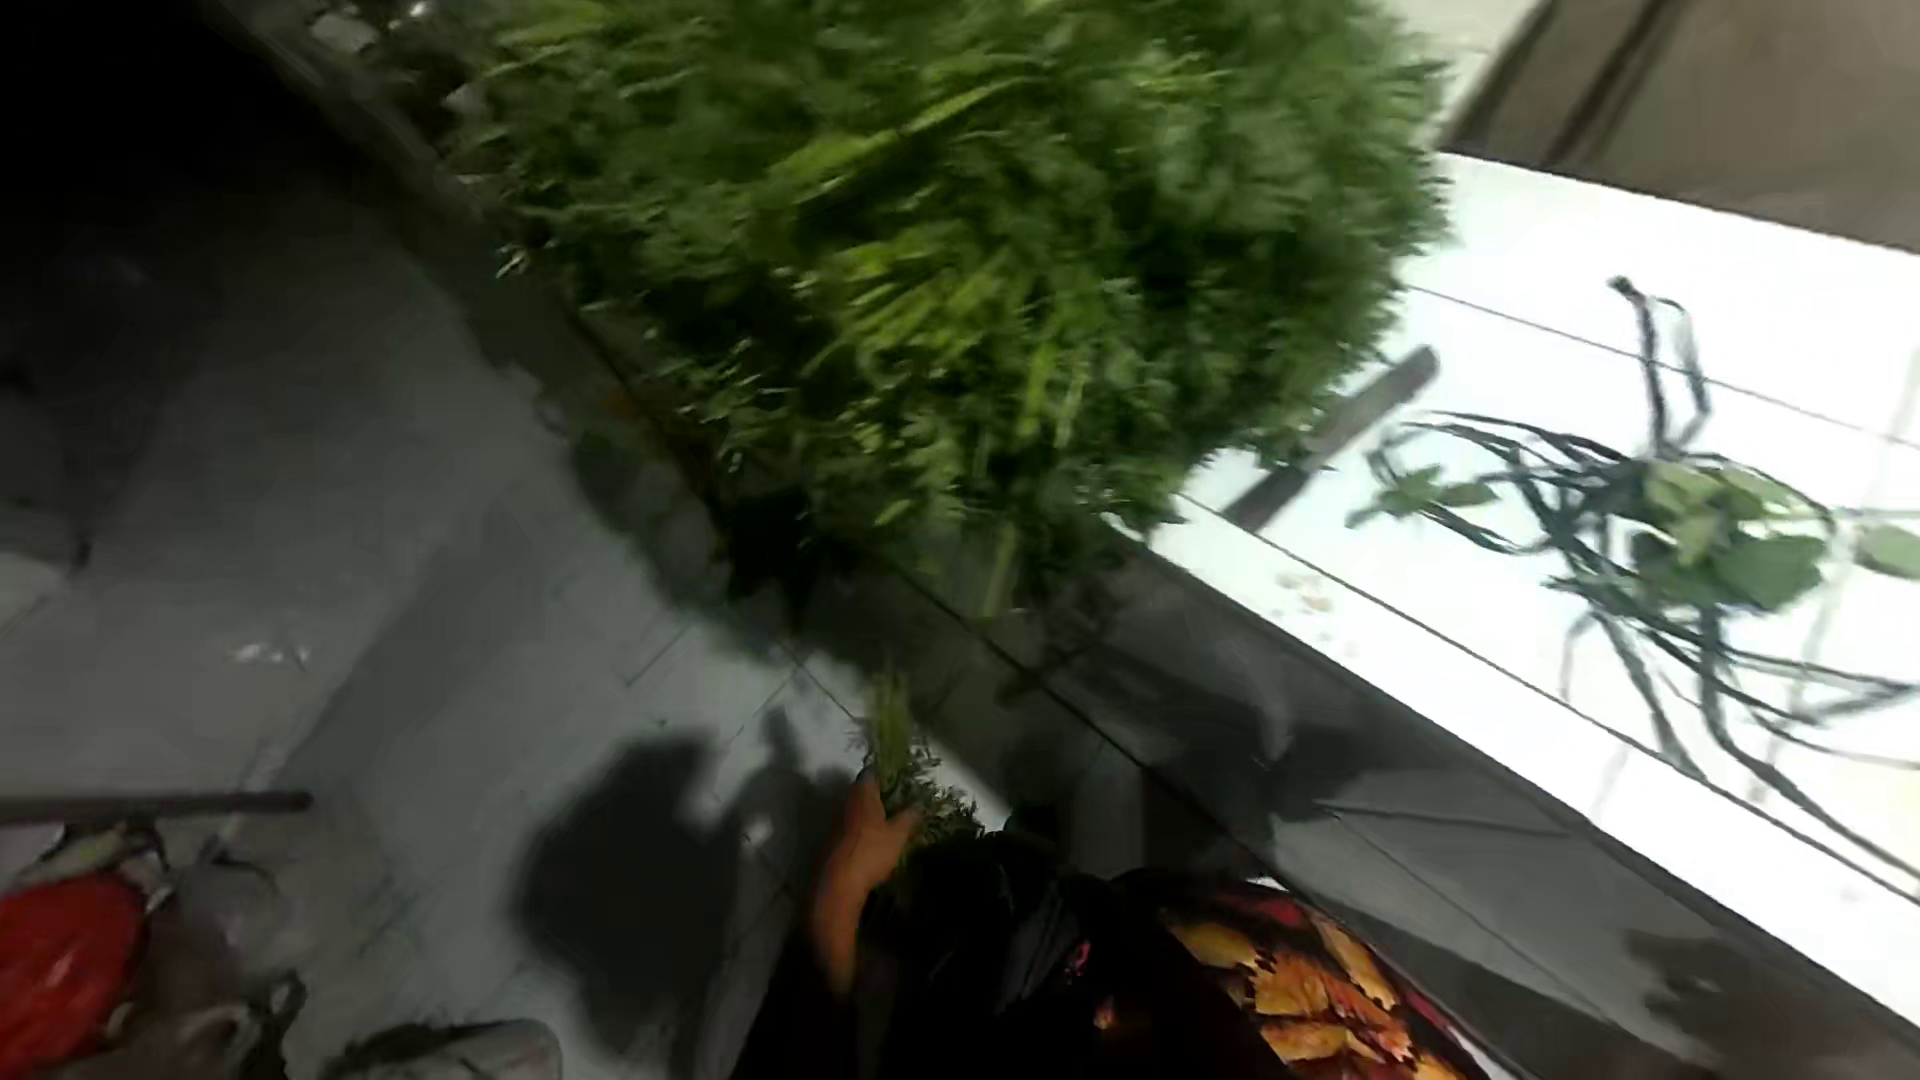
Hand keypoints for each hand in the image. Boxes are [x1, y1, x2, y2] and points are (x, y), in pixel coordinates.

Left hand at [809, 777, 919, 992]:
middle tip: (899, 803)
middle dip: (880, 795)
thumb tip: (919, 805)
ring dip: (870, 813)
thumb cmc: (871, 852)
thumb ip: (909, 817)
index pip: (873, 773)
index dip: (887, 776)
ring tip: (890, 822)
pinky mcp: (832, 839)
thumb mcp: (898, 835)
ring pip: (857, 809)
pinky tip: (874, 840)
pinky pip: (850, 825)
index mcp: (862, 793)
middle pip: (864, 791)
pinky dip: (862, 828)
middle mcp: (847, 801)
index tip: (901, 782)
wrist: (838, 885)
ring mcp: (837, 820)